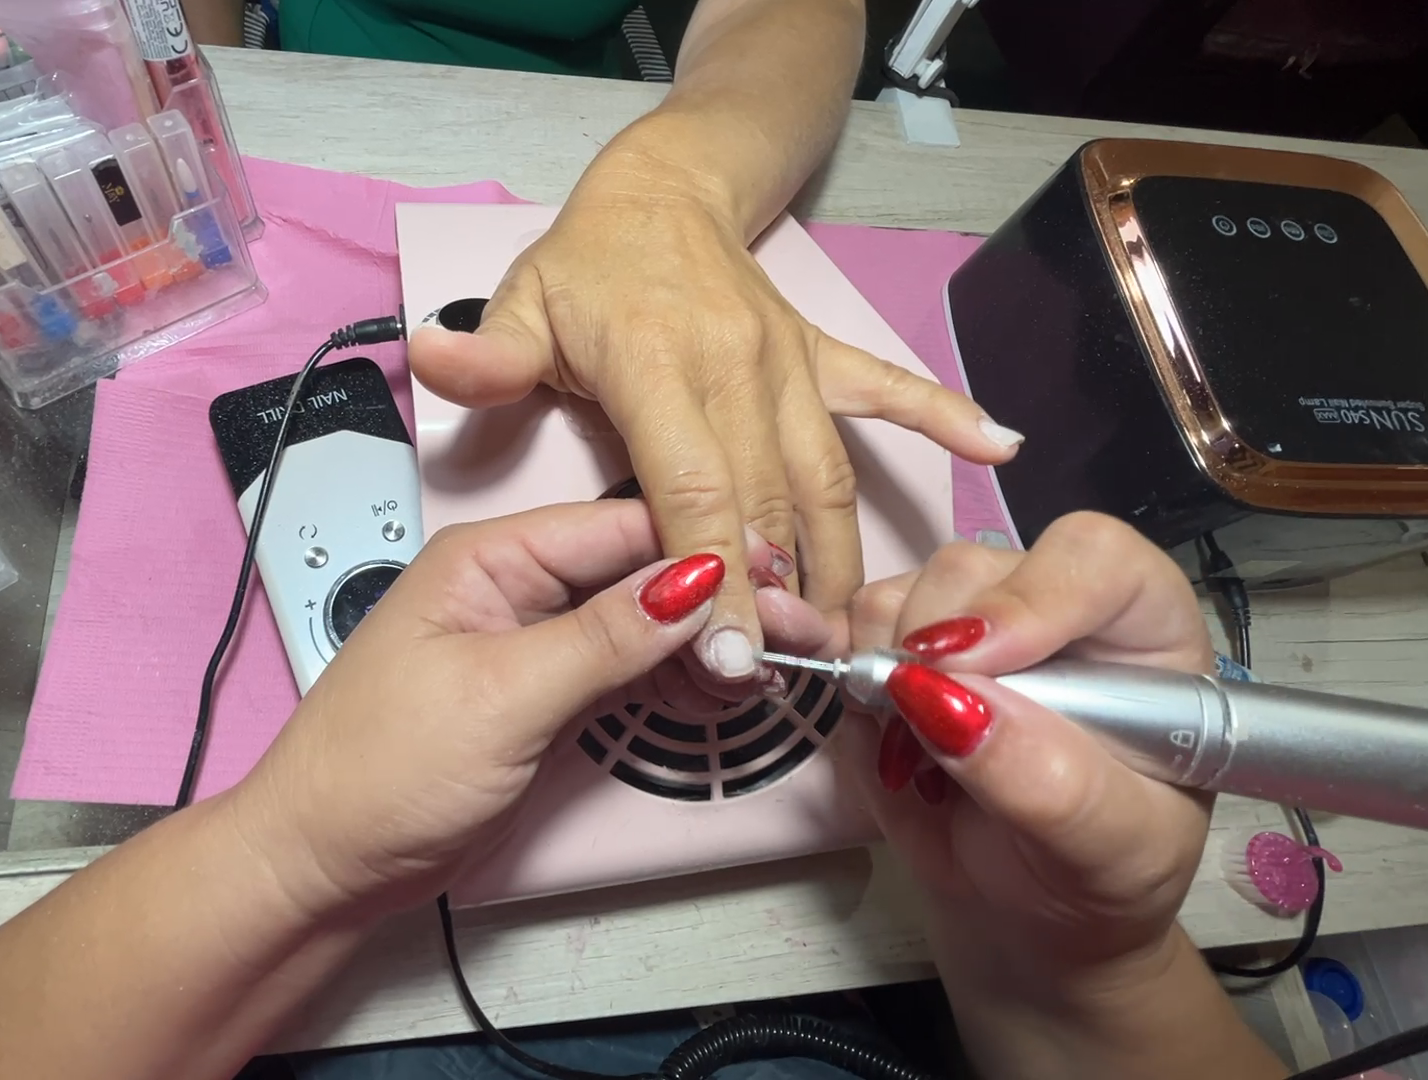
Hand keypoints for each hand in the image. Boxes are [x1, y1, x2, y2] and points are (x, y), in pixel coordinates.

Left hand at [230, 499, 824, 916]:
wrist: (328, 861)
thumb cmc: (378, 769)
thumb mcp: (500, 694)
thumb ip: (601, 637)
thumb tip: (690, 583)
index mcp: (490, 558)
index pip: (616, 529)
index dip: (700, 547)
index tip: (771, 574)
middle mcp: (516, 586)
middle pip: (638, 574)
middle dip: (718, 597)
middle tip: (796, 622)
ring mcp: (536, 641)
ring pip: (641, 623)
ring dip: (706, 639)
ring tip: (778, 654)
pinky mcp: (548, 690)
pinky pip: (626, 669)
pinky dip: (675, 677)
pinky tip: (721, 682)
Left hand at [409, 139, 1021, 684]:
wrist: (661, 195)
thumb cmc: (587, 268)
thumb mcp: (521, 306)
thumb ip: (487, 354)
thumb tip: (433, 358)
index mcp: (657, 366)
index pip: (691, 490)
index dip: (714, 575)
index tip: (731, 652)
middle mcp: (736, 367)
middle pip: (763, 501)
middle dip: (775, 594)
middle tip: (785, 673)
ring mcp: (787, 361)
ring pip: (822, 474)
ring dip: (836, 554)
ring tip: (846, 629)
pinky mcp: (817, 355)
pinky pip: (883, 388)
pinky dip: (939, 415)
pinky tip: (994, 448)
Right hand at [844, 512, 1215, 977]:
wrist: (1013, 900)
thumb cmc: (1086, 876)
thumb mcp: (1104, 849)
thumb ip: (1045, 779)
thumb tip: (943, 700)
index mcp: (1135, 641)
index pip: (1096, 562)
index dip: (1029, 595)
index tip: (972, 664)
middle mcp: (1044, 611)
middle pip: (974, 566)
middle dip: (932, 640)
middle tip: (921, 723)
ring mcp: (959, 623)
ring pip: (899, 589)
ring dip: (883, 659)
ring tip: (910, 740)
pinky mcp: (895, 642)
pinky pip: (851, 622)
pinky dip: (849, 666)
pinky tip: (881, 723)